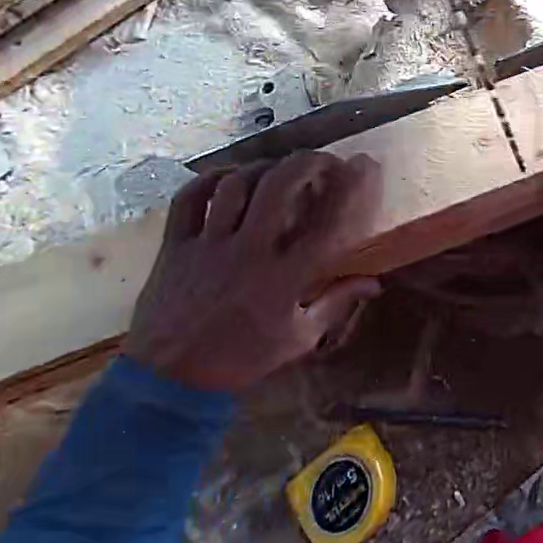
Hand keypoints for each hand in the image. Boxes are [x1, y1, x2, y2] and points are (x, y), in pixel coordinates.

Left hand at [123, 152, 384, 392]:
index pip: (327, 221)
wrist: (168, 381)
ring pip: (236, 185)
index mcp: (283, 278)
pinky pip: (189, 198)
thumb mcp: (299, 338)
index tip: (364, 166)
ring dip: (264, 168)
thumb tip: (375, 284)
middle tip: (323, 160)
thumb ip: (337, 303)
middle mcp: (247, 252)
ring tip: (279, 169)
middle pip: (279, 186)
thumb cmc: (241, 359)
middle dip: (307, 162)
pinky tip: (230, 177)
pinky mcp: (174, 246)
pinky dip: (211, 179)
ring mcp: (207, 245)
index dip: (351, 187)